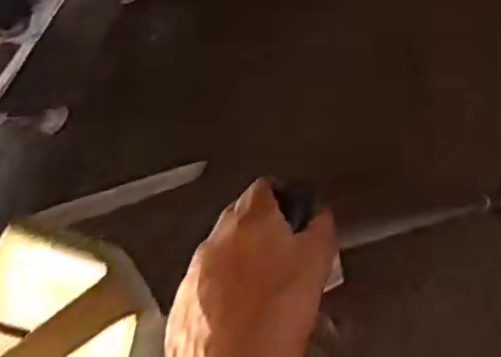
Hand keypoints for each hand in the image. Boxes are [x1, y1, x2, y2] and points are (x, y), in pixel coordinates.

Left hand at [167, 178, 336, 356]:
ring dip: (237, 260)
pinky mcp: (179, 308)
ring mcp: (193, 273)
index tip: (294, 213)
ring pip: (219, 252)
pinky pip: (202, 287)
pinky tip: (236, 314)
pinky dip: (218, 293)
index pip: (265, 186)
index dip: (282, 197)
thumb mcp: (318, 259)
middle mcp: (217, 236)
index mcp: (251, 216)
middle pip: (239, 216)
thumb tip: (319, 215)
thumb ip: (321, 225)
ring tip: (259, 288)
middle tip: (281, 252)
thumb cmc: (278, 311)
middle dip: (259, 228)